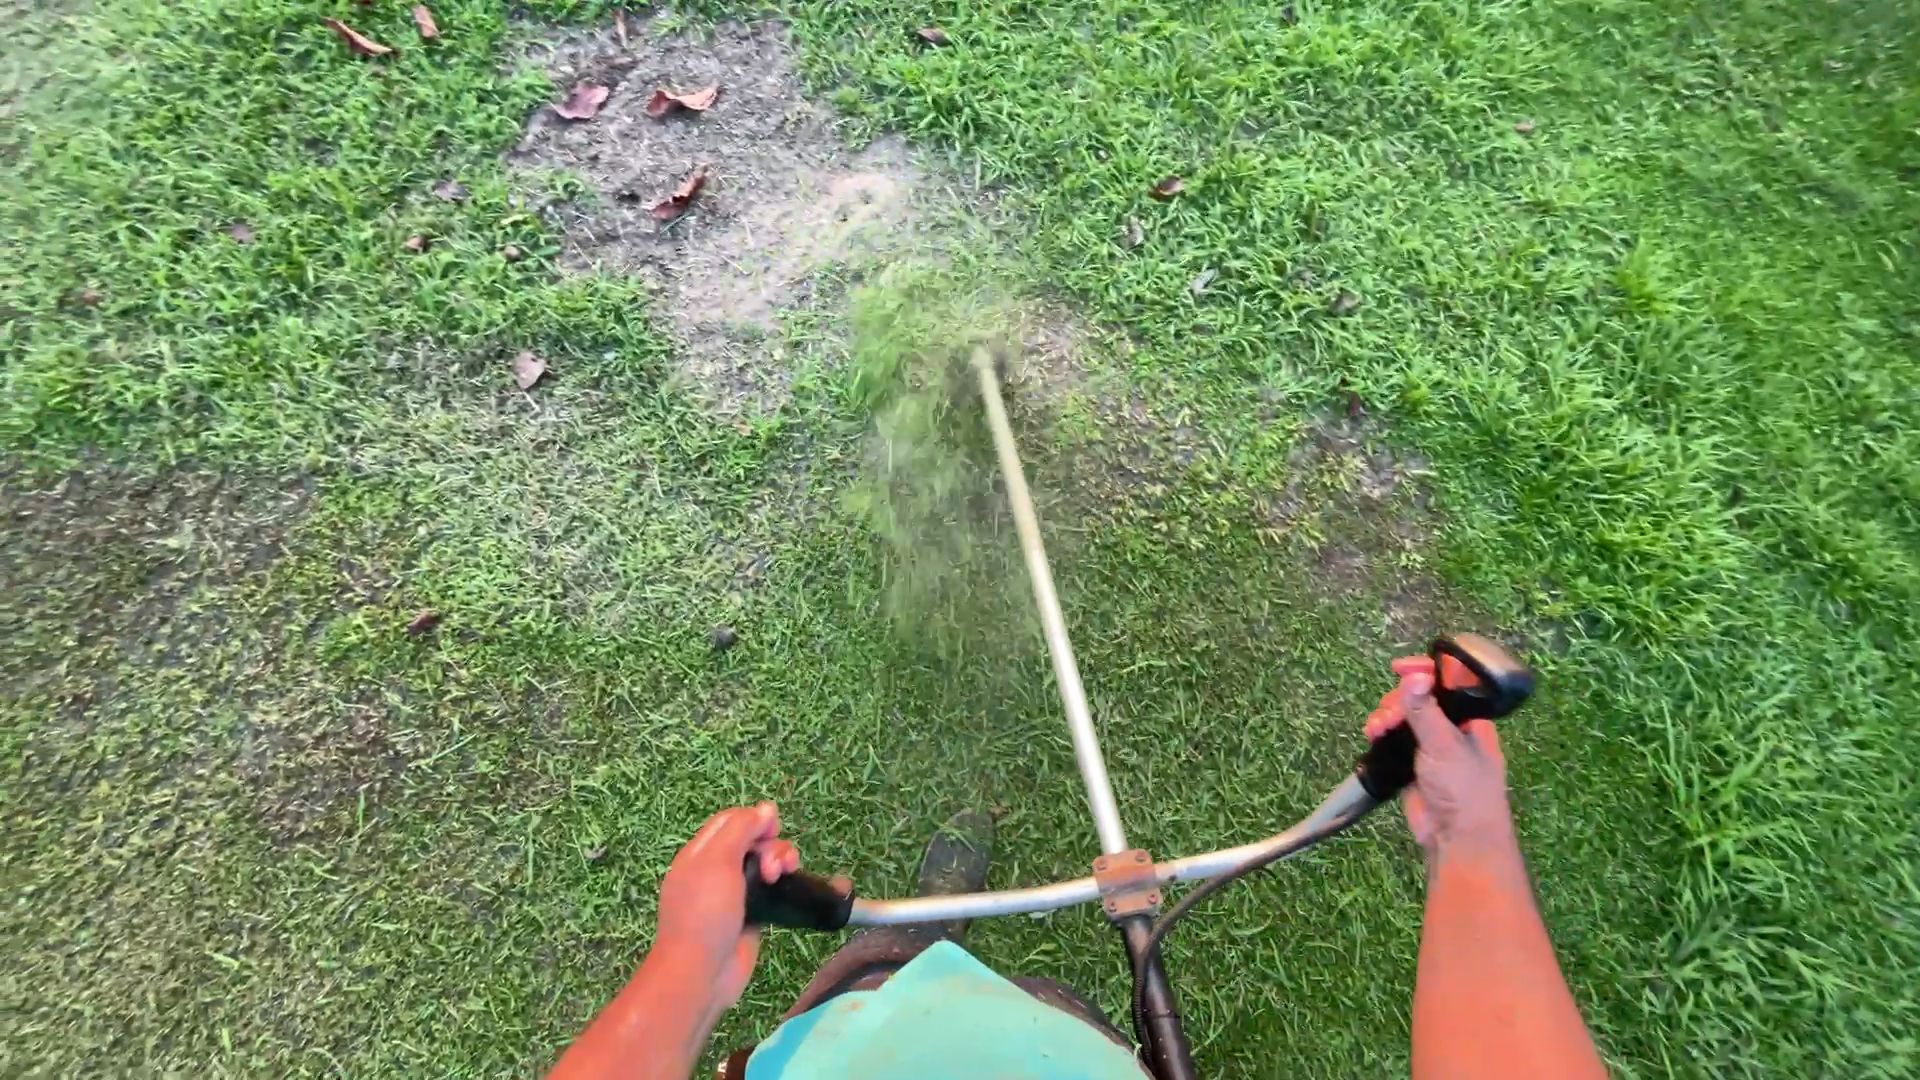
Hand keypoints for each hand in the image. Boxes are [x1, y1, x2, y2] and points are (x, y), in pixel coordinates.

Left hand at [654, 802, 800, 1007]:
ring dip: (779, 859)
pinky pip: (769, 887)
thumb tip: (766, 808)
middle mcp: (715, 870)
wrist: (701, 974)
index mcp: (700, 854)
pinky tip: (787, 885)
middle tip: (775, 865)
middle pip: (750, 840)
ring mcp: (733, 893)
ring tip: (783, 875)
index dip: (754, 819)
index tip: (773, 829)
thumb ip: (741, 829)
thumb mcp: (718, 861)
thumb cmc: (705, 912)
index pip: (730, 821)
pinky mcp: (750, 913)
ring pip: (763, 862)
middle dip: (770, 844)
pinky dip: (781, 882)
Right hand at [1364, 656, 1514, 860]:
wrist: (1457, 837)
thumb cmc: (1463, 788)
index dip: (1425, 672)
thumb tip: (1414, 675)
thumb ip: (1425, 709)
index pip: (1449, 682)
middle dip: (1397, 701)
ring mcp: (1432, 746)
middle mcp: (1453, 729)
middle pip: (1419, 697)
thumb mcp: (1444, 744)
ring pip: (1403, 717)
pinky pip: (1393, 737)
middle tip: (1390, 717)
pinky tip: (1373, 737)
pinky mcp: (1413, 762)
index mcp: (1471, 720)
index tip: (1399, 668)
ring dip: (1385, 717)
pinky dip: (1381, 733)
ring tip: (1377, 731)